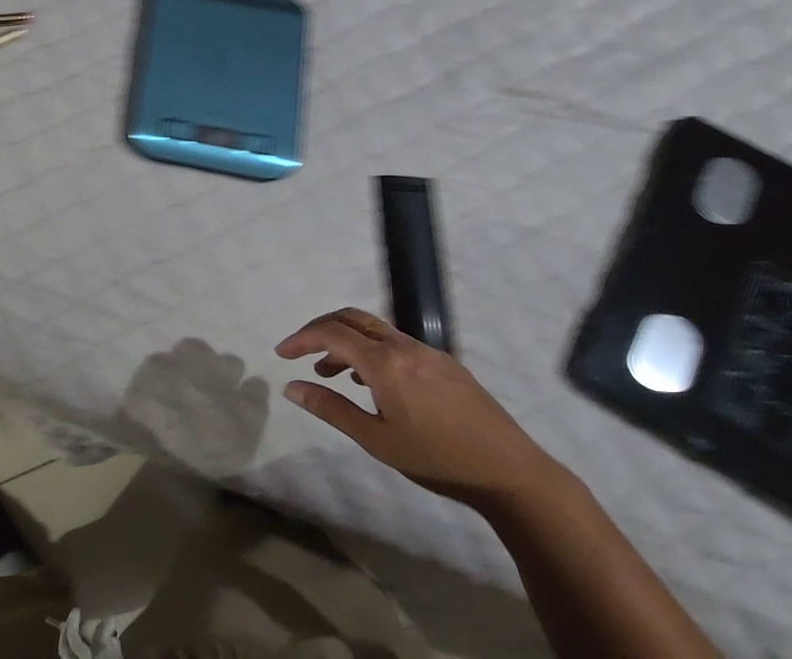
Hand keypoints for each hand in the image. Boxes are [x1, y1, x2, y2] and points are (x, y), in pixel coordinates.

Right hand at [276, 308, 563, 508]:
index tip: (281, 354)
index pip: (331, 333)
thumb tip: (291, 387)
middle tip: (300, 352)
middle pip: (352, 319)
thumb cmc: (436, 459)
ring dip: (347, 342)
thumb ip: (330, 408)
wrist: (510, 472)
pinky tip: (372, 383)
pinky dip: (372, 352)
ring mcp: (430, 353)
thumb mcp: (375, 439)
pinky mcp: (447, 365)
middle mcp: (405, 347)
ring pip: (376, 331)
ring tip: (331, 374)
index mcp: (384, 363)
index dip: (301, 338)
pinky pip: (398, 344)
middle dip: (321, 330)